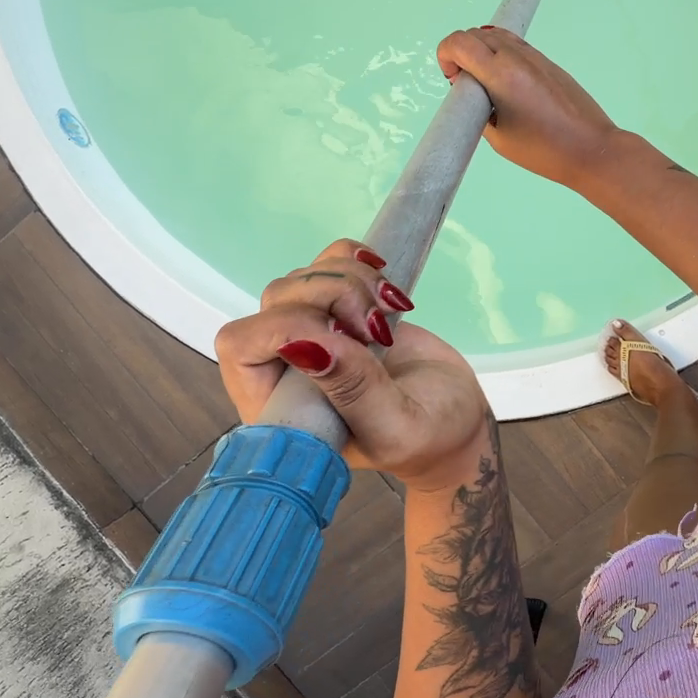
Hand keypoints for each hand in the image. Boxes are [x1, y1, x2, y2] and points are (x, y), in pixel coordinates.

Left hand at [213, 239, 491, 491]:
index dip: (288, 327)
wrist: (454, 414)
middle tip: (379, 329)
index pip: (242, 344)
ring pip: (304, 277)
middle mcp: (283, 365)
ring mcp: (311, 331)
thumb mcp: (395, 426)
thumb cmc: (426, 436)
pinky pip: (329, 261)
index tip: (348, 341)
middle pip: (276, 299)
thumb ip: (355, 390)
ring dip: (352, 282)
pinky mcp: (339, 305)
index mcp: (278, 408)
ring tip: (389, 315)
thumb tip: (306, 344)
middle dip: (333, 298)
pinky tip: (386, 290)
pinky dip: (358, 261)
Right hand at [437, 25, 621, 187]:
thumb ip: (479, 112)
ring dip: (482, 51)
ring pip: (497, 35)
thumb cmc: (545, 151)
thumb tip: (474, 98)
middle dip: (462, 53)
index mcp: (501, 74)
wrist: (592, 148)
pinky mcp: (550, 63)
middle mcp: (518, 57)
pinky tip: (508, 85)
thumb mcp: (500, 138)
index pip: (459, 42)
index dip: (445, 56)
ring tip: (487, 85)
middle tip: (467, 86)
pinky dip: (502, 55)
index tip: (453, 80)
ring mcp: (537, 57)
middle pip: (476, 34)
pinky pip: (516, 46)